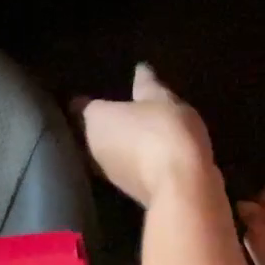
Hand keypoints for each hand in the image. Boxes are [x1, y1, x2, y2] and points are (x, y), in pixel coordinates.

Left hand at [76, 63, 218, 206]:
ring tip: (144, 137)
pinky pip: (133, 171)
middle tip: (127, 116)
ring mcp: (112, 176)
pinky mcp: (132, 194)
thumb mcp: (162, 99)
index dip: (90, 102)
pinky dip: (140, 165)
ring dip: (124, 149)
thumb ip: (148, 85)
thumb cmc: (165, 133)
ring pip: (113, 155)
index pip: (81, 107)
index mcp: (94, 120)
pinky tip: (156, 158)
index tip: (101, 98)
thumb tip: (140, 70)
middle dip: (108, 127)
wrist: (182, 189)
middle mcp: (94, 149)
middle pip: (95, 134)